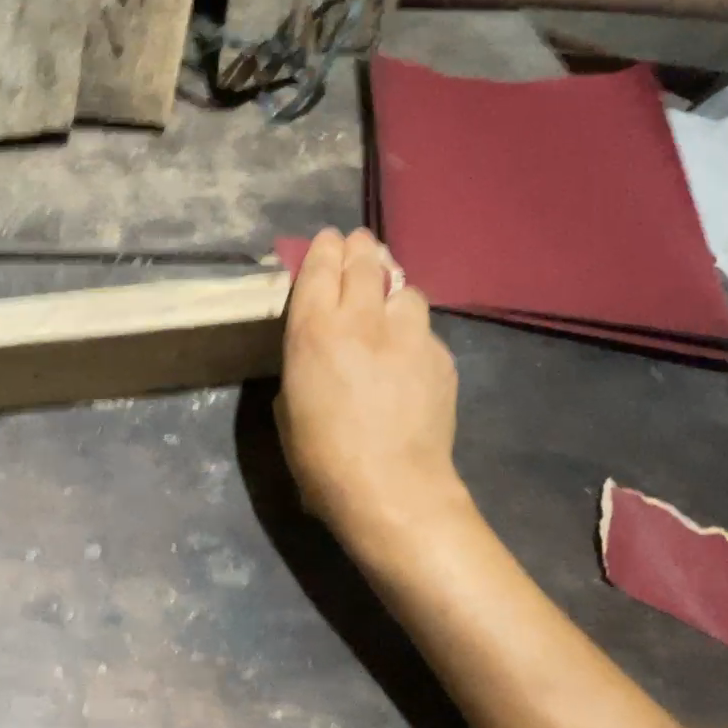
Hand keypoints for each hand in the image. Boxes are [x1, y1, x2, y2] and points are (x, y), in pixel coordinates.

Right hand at [275, 228, 465, 536]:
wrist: (390, 486)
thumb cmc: (319, 456)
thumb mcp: (288, 405)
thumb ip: (303, 361)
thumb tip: (319, 346)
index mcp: (314, 332)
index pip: (322, 268)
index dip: (325, 249)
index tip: (328, 241)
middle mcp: (362, 321)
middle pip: (366, 262)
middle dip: (360, 249)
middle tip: (358, 245)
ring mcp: (409, 335)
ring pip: (404, 288)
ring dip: (391, 288)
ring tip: (385, 301)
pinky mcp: (440, 356)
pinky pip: (423, 328)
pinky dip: (411, 330)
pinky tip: (406, 353)